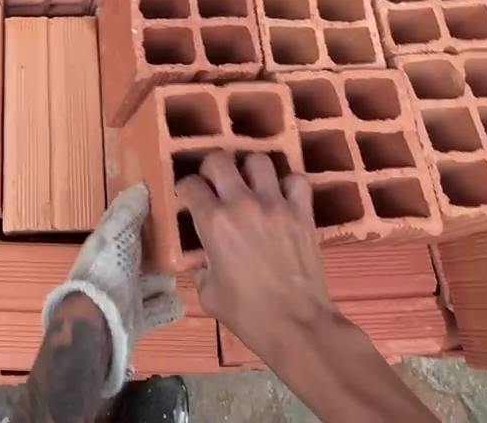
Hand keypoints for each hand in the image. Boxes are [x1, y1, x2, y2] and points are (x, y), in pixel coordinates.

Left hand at [41, 183, 183, 395]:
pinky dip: (168, 306)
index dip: (141, 213)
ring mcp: (126, 296)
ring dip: (163, 277)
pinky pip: (157, 311)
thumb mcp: (116, 234)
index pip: (125, 223)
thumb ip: (129, 212)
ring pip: (149, 282)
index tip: (164, 203)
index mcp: (107, 244)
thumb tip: (140, 186)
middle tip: (181, 238)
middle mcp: (115, 269)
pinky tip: (181, 300)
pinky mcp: (137, 320)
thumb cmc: (107, 271)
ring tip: (184, 268)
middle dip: (157, 247)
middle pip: (139, 254)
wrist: (100, 324)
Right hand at [174, 151, 336, 366]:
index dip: (185, 189)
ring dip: (250, 170)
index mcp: (214, 222)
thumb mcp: (209, 294)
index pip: (190, 184)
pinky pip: (296, 181)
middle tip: (214, 183)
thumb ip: (200, 267)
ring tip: (250, 185)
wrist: (298, 326)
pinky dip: (288, 185)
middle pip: (219, 159)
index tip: (188, 198)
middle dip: (211, 168)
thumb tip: (201, 258)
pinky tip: (282, 197)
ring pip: (258, 160)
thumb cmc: (249, 315)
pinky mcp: (301, 212)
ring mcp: (275, 204)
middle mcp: (242, 203)